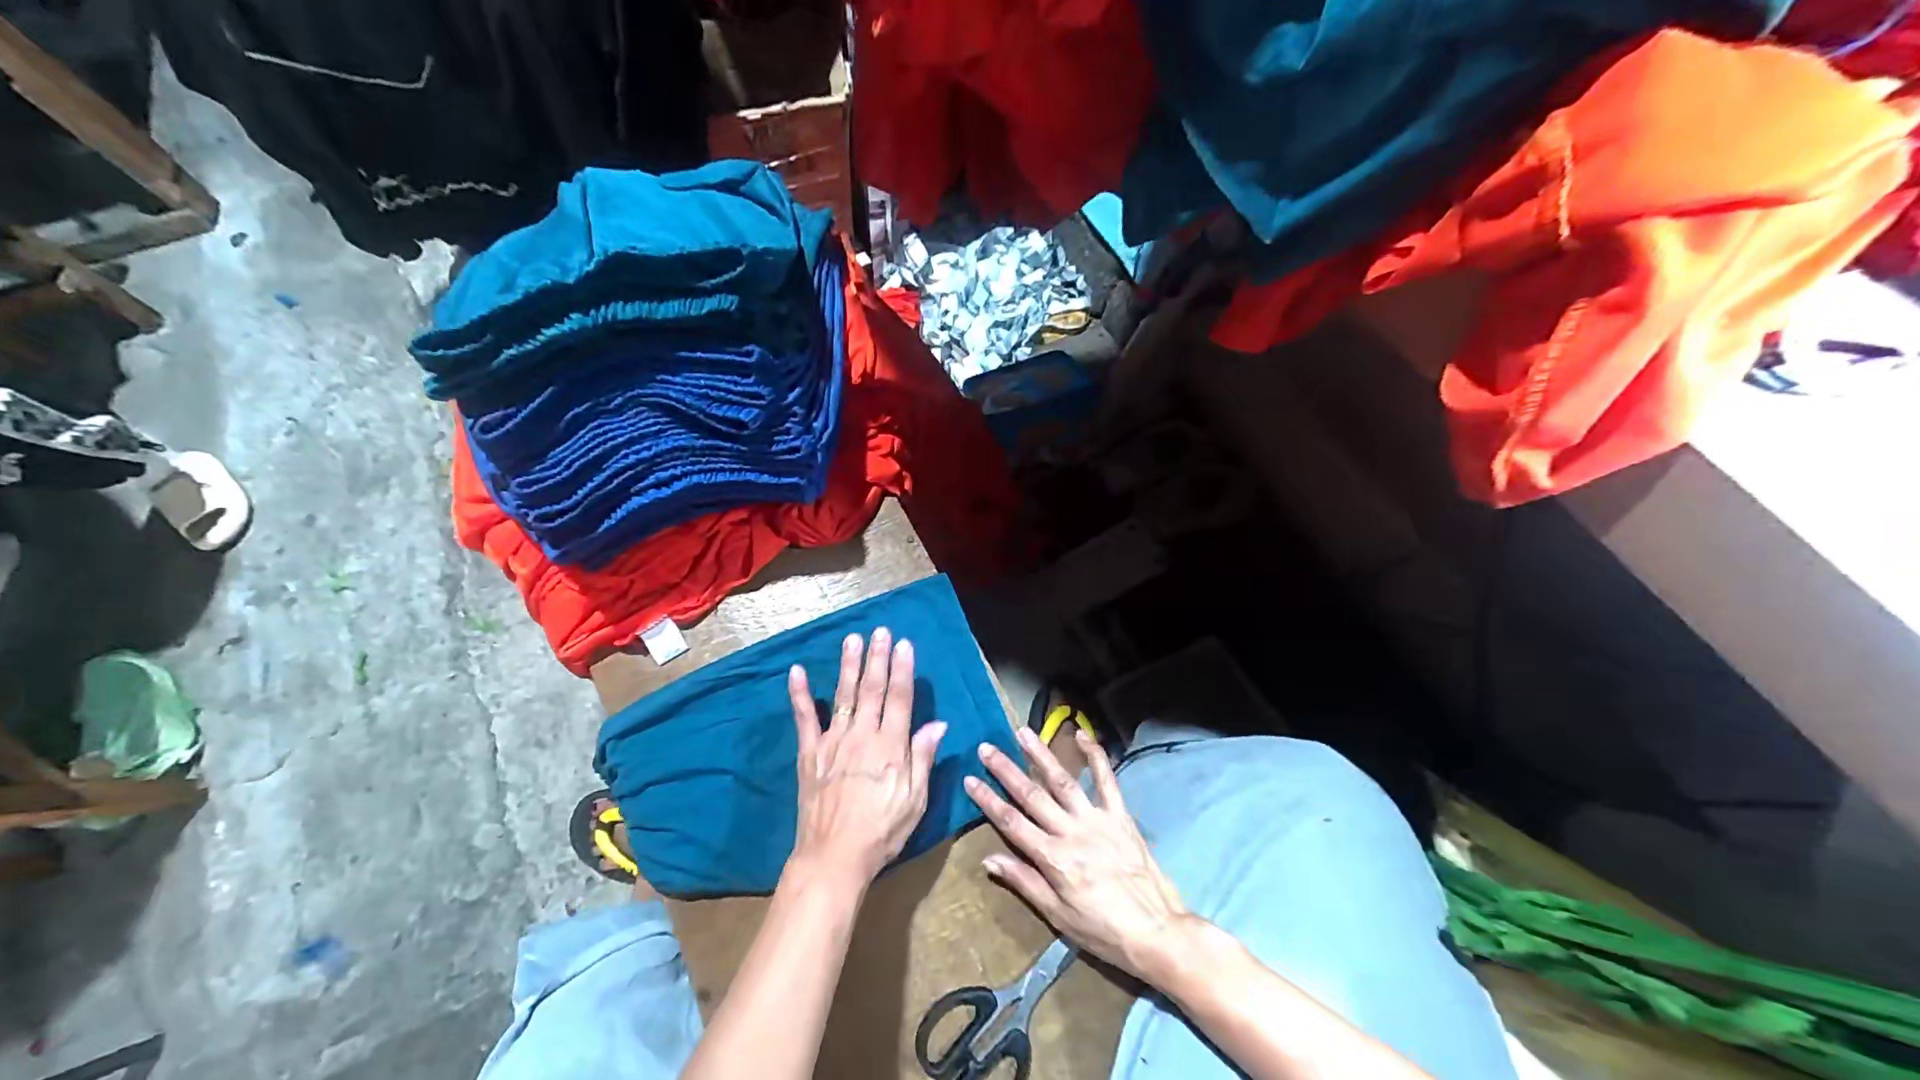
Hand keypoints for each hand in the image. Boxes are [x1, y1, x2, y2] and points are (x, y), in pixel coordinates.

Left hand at [787, 629, 946, 888]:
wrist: (835, 856)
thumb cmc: (882, 831)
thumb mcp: (915, 800)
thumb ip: (923, 758)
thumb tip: (938, 724)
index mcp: (891, 746)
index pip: (899, 698)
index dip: (903, 670)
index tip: (904, 644)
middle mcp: (862, 735)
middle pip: (872, 689)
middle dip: (877, 658)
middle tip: (880, 632)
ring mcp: (833, 742)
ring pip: (843, 695)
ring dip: (848, 666)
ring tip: (852, 640)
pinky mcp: (809, 753)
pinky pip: (804, 718)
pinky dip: (799, 694)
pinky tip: (795, 671)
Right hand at [965, 726, 1195, 982]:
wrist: (1157, 932)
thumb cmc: (1103, 931)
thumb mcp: (1058, 916)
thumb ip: (1024, 882)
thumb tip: (989, 859)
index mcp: (1052, 858)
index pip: (1011, 822)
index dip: (988, 800)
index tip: (970, 779)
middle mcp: (1070, 832)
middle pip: (1031, 795)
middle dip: (1006, 770)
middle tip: (986, 747)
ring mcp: (1097, 820)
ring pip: (1062, 781)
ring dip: (1041, 754)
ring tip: (1022, 732)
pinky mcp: (1120, 816)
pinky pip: (1107, 781)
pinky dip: (1095, 756)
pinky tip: (1082, 736)